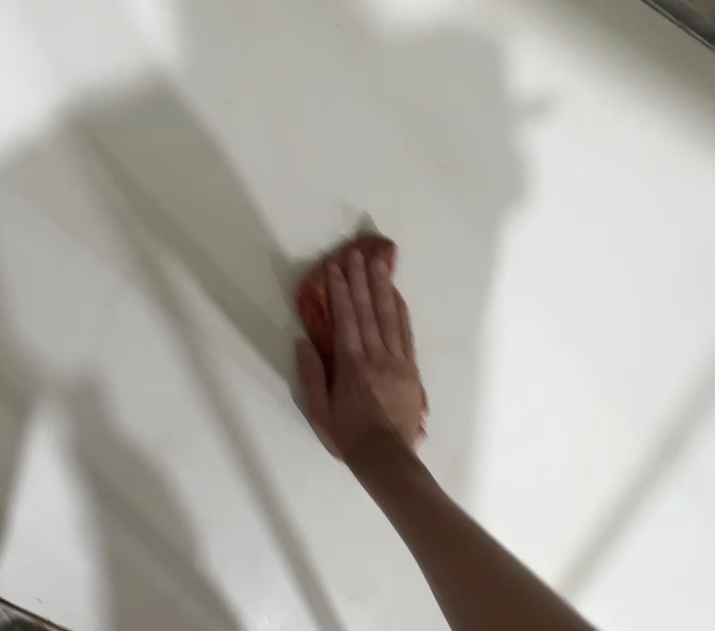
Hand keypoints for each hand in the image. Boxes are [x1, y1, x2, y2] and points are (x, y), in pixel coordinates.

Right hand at [296, 244, 424, 461]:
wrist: (388, 460)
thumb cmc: (348, 436)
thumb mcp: (319, 411)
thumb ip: (311, 375)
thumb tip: (304, 342)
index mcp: (352, 366)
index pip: (346, 319)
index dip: (340, 291)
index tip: (335, 267)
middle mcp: (376, 357)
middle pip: (368, 311)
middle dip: (360, 280)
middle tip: (355, 254)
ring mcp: (397, 361)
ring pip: (389, 316)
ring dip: (382, 287)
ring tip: (377, 263)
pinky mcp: (410, 369)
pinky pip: (405, 333)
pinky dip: (400, 310)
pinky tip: (396, 294)